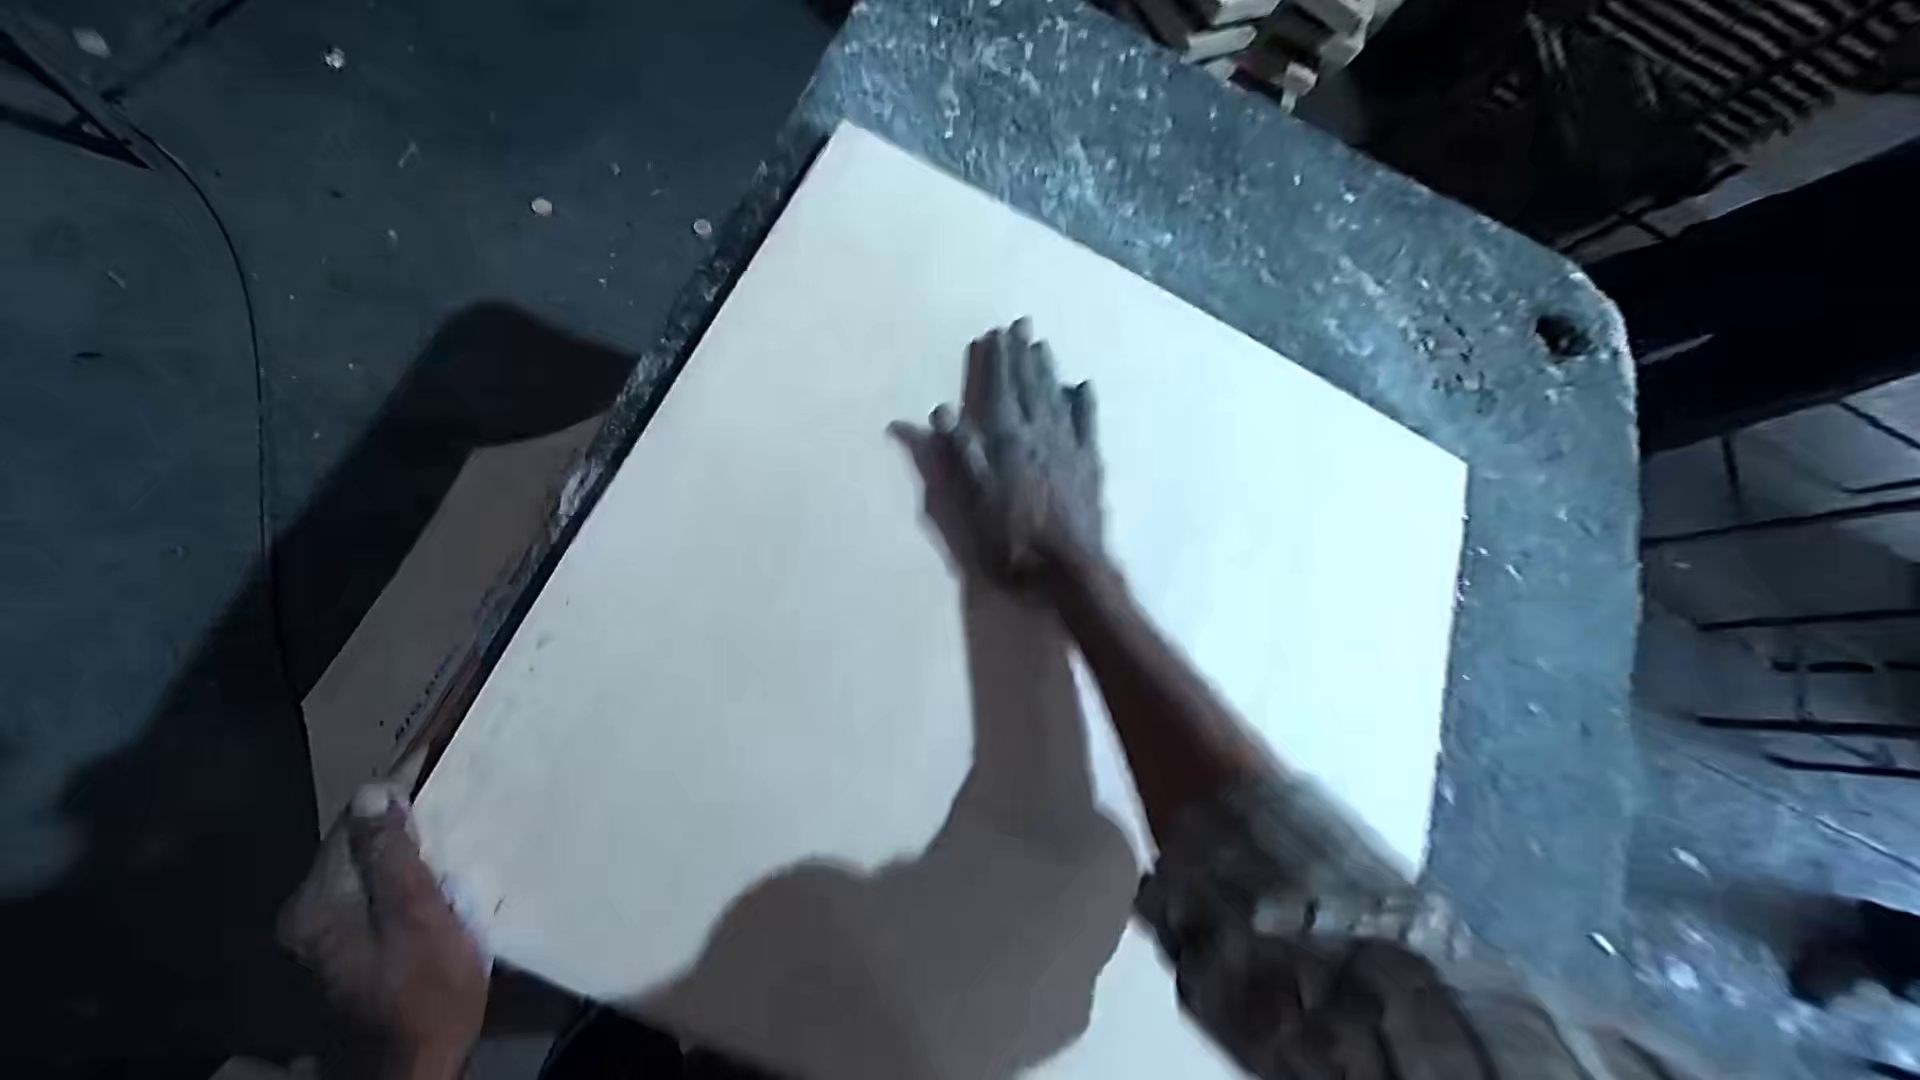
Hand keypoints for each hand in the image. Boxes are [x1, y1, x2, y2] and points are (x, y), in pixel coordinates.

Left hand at [280, 784, 489, 1079]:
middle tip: (447, 764)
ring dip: (404, 825)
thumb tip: (374, 791)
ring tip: (446, 794)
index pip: (355, 820)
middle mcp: (310, 913)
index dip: (396, 780)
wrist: (418, 1059)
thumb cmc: (428, 984)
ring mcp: (326, 930)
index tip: (434, 744)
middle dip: (399, 799)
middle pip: (356, 838)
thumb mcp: (420, 915)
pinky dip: (403, 854)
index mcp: (321, 903)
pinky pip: (374, 879)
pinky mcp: (350, 941)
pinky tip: (434, 846)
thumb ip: (394, 856)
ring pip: (365, 858)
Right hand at [894, 318, 1103, 577]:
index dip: (997, 360)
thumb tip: (938, 411)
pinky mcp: (1090, 464)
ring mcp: (1069, 446)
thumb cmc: (1014, 537)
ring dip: (1047, 370)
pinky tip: (1082, 387)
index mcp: (1008, 439)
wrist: (1069, 565)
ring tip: (1042, 346)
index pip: (1000, 389)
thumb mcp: (973, 500)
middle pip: (1030, 385)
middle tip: (1022, 326)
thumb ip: (958, 453)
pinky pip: (1087, 424)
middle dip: (1023, 354)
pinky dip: (1083, 403)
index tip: (996, 333)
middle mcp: (1040, 433)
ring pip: (1057, 397)